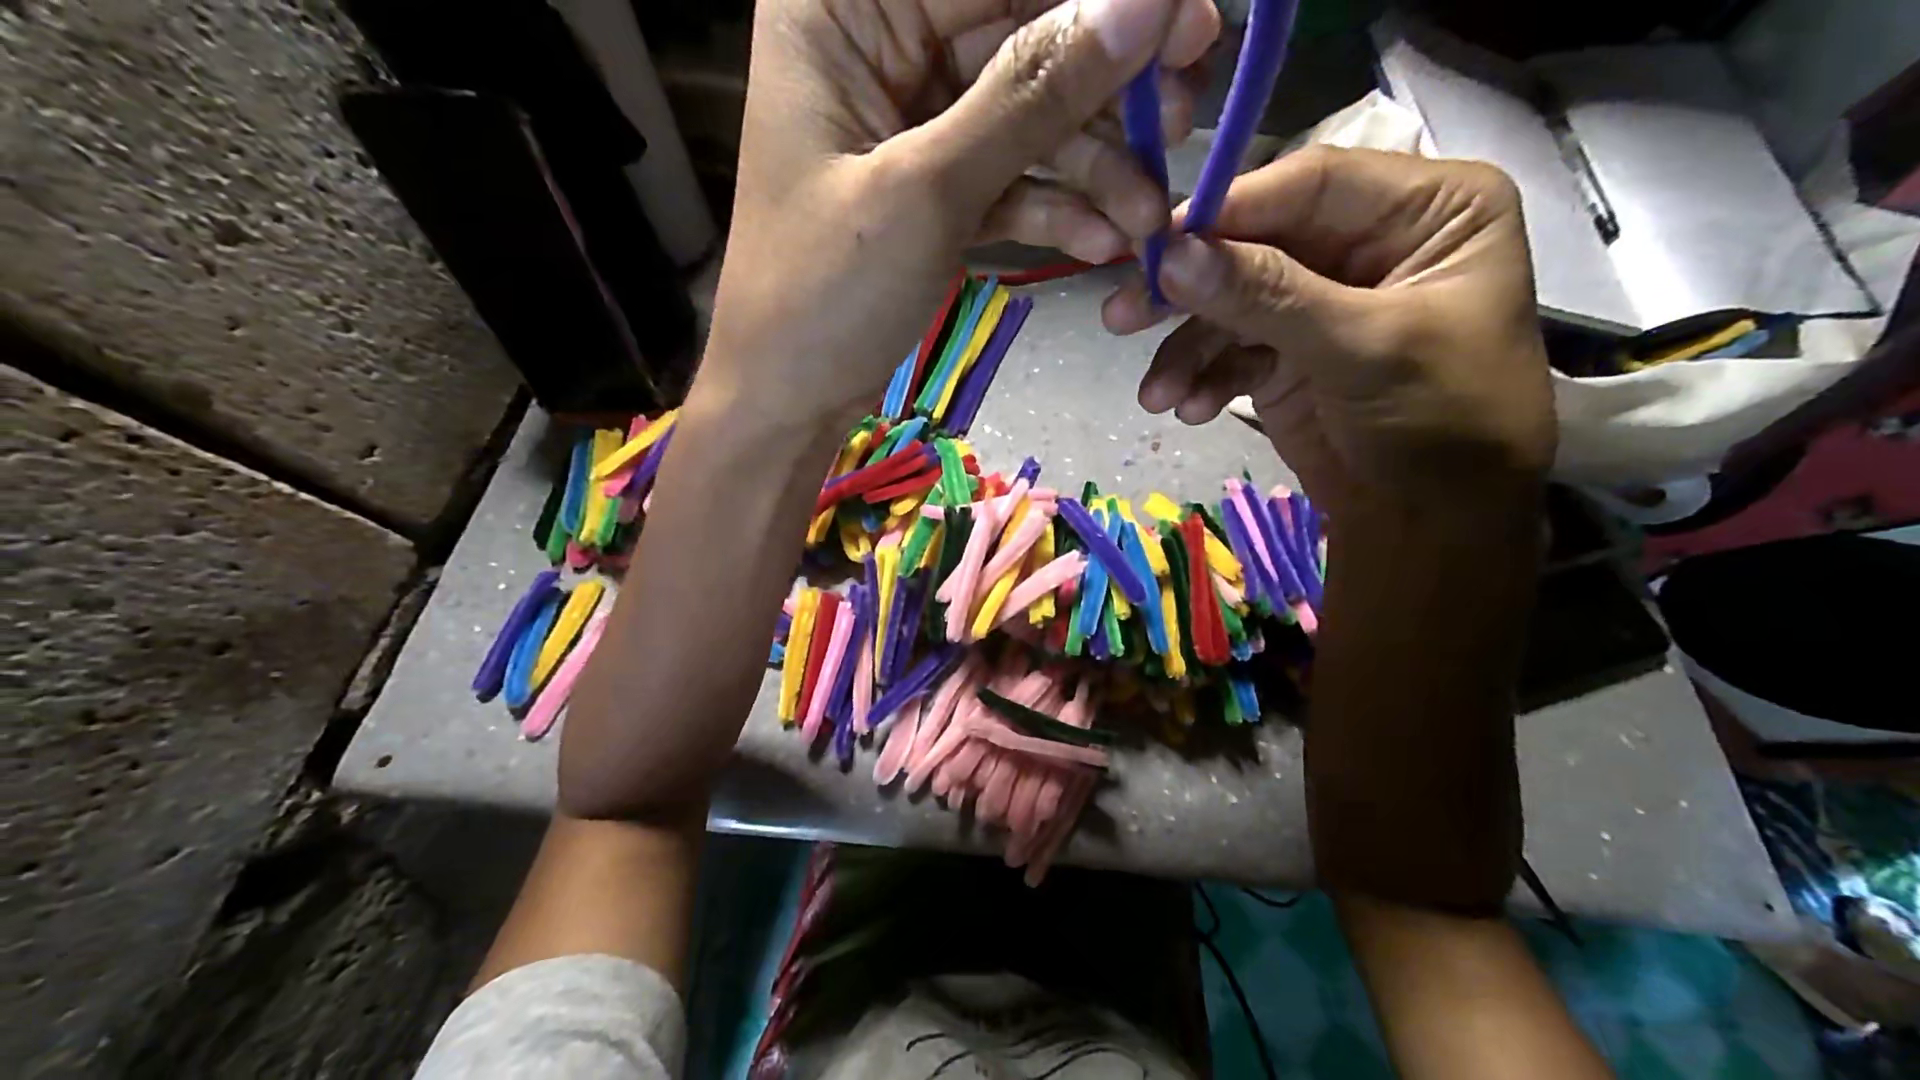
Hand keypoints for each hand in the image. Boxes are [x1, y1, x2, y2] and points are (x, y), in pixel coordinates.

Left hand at [701, 0, 1218, 426]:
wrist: (788, 400)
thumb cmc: (827, 293)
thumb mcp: (927, 190)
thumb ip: (1031, 92)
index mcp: (841, 8)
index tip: (1188, 16)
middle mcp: (876, 46)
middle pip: (1014, 31)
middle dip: (1102, 84)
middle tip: (1183, 112)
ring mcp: (909, 124)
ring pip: (1022, 112)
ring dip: (1091, 162)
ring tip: (1151, 211)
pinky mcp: (933, 188)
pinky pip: (1008, 175)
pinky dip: (1054, 206)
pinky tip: (1104, 242)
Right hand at [1102, 147, 1554, 524]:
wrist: (1433, 521)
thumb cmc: (1439, 420)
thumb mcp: (1360, 347)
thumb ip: (1265, 294)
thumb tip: (1170, 254)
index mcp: (1424, 210)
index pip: (1310, 186)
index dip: (1228, 211)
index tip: (1153, 244)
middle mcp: (1367, 244)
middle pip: (1256, 243)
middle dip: (1190, 289)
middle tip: (1123, 315)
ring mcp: (1319, 301)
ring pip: (1231, 303)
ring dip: (1186, 350)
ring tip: (1156, 394)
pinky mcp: (1284, 353)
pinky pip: (1228, 350)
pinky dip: (1203, 379)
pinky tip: (1190, 409)